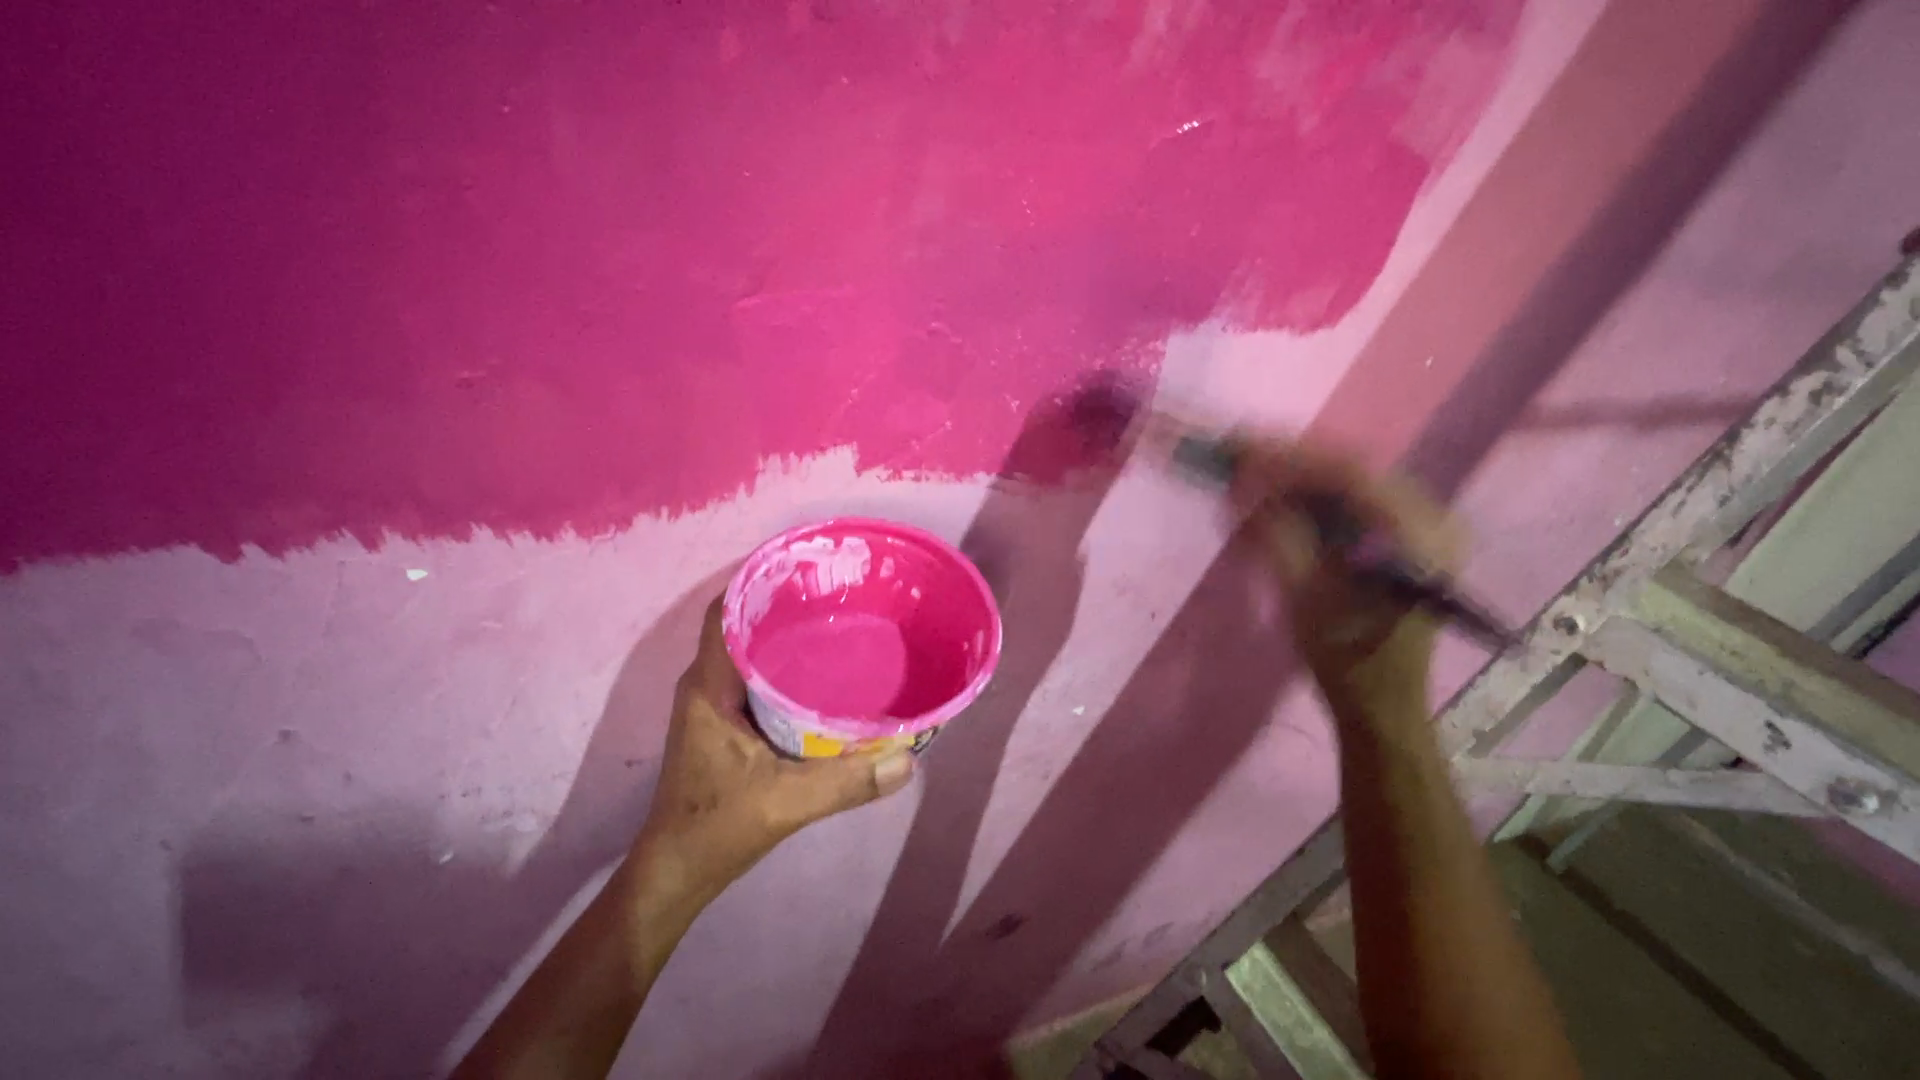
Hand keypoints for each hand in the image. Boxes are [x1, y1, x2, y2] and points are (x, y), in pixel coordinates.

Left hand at [629, 597, 915, 903]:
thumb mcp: (787, 803)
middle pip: (742, 626)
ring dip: (784, 638)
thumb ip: (847, 782)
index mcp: (708, 688)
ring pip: (749, 653)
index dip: (761, 584)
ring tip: (838, 627)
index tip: (810, 573)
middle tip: (840, 599)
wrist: (677, 872)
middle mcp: (705, 686)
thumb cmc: (718, 827)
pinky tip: (822, 677)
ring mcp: (711, 706)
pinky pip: (754, 677)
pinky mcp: (723, 725)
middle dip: (785, 608)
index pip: (727, 613)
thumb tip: (910, 758)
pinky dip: (783, 668)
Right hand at [1227, 436, 1463, 713]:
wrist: (1381, 705)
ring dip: (1295, 476)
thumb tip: (1240, 485)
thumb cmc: (1345, 659)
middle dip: (1287, 460)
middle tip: (1235, 454)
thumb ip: (1274, 533)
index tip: (1237, 449)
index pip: (1348, 473)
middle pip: (1349, 469)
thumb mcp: (1302, 596)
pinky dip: (1310, 498)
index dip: (1287, 456)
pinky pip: (1352, 502)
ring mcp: (1421, 527)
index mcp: (1416, 534)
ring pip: (1348, 482)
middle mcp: (1430, 518)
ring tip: (1247, 471)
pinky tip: (1275, 498)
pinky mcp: (1404, 539)